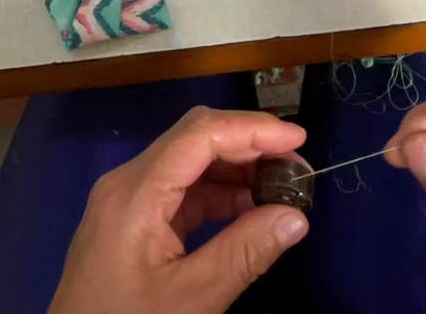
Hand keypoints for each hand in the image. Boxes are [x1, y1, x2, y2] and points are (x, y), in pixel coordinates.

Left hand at [50, 106, 311, 313]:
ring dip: (236, 170)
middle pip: (193, 139)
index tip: (298, 138)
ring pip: (189, 162)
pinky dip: (217, 194)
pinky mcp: (131, 219)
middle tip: (298, 166)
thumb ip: (243, 254)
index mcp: (135, 191)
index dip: (251, 129)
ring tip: (283, 188)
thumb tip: (297, 216)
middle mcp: (128, 180)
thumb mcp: (190, 301)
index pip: (199, 134)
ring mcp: (127, 198)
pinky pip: (179, 190)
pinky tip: (250, 209)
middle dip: (248, 145)